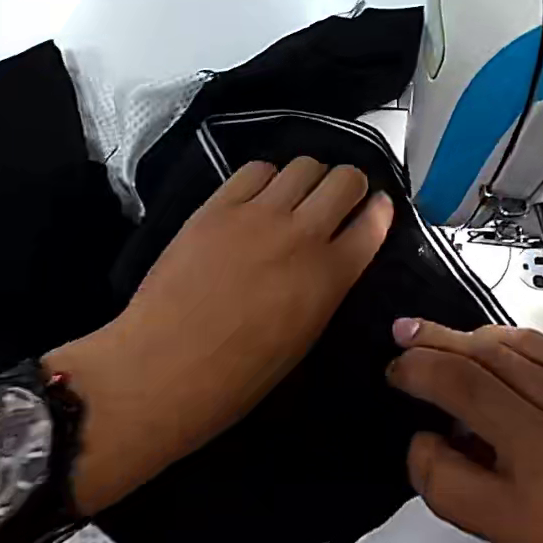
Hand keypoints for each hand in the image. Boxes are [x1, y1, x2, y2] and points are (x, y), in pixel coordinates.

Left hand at [51, 158, 393, 511]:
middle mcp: (302, 234)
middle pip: (346, 178)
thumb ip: (327, 287)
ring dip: (311, 177)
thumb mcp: (305, 337)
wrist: (161, 370)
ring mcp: (258, 214)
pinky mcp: (218, 206)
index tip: (376, 207)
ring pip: (304, 165)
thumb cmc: (237, 377)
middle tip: (338, 198)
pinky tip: (259, 195)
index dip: (380, 208)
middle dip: (350, 184)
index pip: (374, 220)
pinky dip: (267, 177)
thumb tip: (333, 257)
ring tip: (298, 193)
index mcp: (330, 276)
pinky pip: (256, 169)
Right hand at [386, 319, 542, 542]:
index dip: (419, 456)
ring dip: (448, 337)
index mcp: (531, 508)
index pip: (444, 474)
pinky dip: (499, 335)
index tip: (416, 443)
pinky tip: (483, 335)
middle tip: (394, 353)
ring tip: (418, 329)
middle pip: (460, 385)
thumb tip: (454, 457)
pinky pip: (534, 343)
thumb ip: (490, 506)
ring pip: (492, 352)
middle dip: (418, 363)